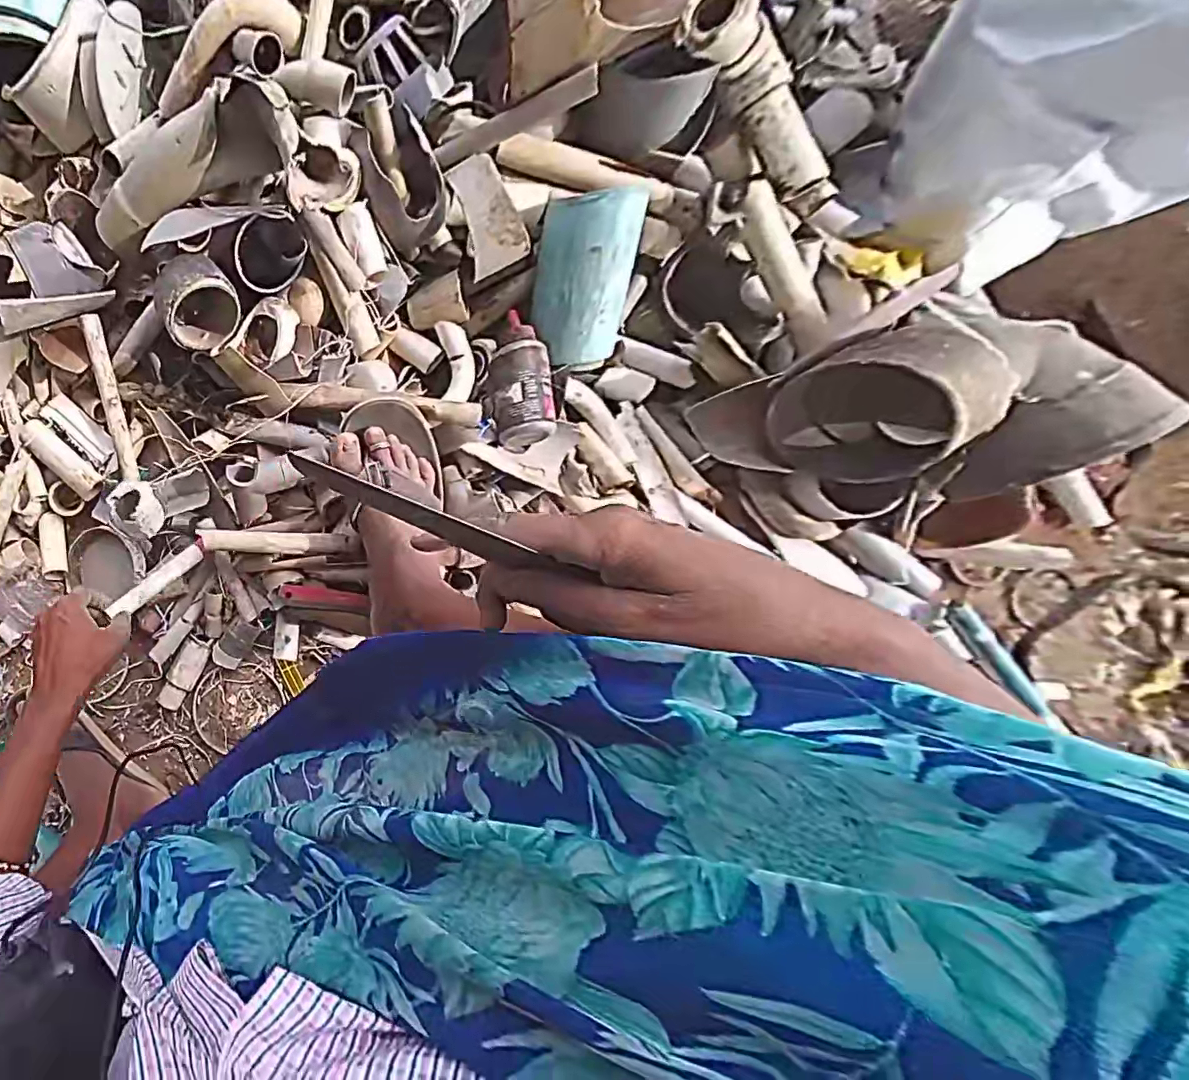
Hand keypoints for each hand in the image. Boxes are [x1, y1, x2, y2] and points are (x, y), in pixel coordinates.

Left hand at [29, 591, 130, 712]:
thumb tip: (123, 619)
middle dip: (89, 616)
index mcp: (68, 605)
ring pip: (62, 620)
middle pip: (74, 605)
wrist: (58, 693)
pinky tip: (75, 655)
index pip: (88, 593)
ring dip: (75, 628)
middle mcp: (49, 613)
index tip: (110, 614)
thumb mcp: (115, 642)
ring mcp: (40, 628)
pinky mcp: (36, 643)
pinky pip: (53, 635)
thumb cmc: (80, 669)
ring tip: (88, 644)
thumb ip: (123, 622)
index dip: (104, 604)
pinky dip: (63, 640)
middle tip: (101, 630)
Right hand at [462, 507, 1019, 712]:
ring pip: (558, 563)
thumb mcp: (634, 629)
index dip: (460, 533)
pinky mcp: (651, 560)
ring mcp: (635, 541)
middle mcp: (616, 526)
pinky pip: (588, 574)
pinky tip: (599, 631)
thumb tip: (502, 577)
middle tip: (502, 631)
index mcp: (607, 534)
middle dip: (506, 582)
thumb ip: (561, 599)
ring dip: (543, 596)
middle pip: (530, 544)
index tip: (422, 546)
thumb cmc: (741, 639)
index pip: (512, 526)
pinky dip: (572, 599)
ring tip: (576, 638)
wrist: (837, 643)